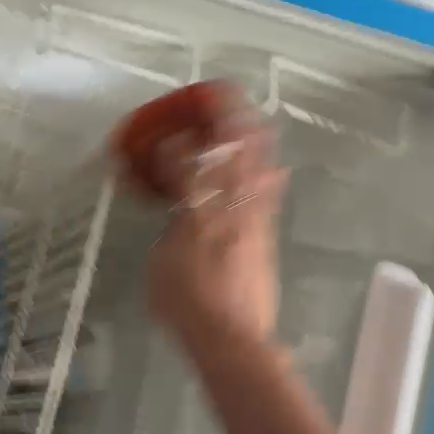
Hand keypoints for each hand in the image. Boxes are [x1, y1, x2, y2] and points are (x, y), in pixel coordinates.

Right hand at [145, 120, 288, 354]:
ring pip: (260, 168)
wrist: (230, 336)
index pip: (211, 150)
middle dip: (234, 119)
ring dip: (249, 141)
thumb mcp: (169, 251)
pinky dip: (258, 170)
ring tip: (239, 123)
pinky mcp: (259, 238)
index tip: (195, 97)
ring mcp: (257, 221)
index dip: (206, 120)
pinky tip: (265, 168)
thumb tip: (178, 164)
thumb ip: (177, 203)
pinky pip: (263, 191)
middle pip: (247, 149)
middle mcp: (244, 204)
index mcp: (215, 206)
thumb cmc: (189, 298)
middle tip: (220, 99)